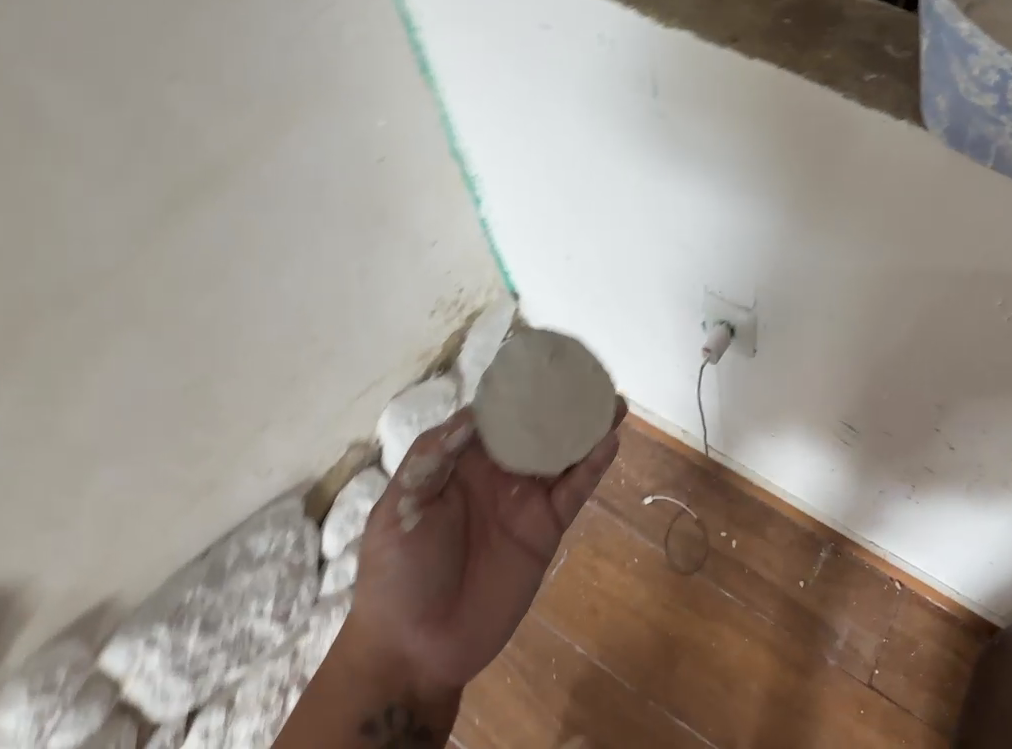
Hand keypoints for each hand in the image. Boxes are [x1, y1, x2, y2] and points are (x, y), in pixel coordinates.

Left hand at [335, 401, 626, 696]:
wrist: (417, 647)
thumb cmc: (397, 575)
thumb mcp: (398, 511)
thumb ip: (431, 459)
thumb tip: (474, 414)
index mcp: (458, 463)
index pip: (492, 416)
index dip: (515, 391)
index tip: (540, 364)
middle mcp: (496, 474)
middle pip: (535, 429)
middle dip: (561, 404)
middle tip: (591, 377)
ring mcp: (524, 501)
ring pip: (562, 455)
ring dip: (586, 429)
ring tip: (614, 401)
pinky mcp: (545, 530)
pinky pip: (573, 492)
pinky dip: (592, 467)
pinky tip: (609, 443)